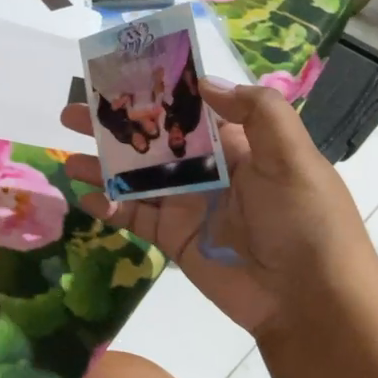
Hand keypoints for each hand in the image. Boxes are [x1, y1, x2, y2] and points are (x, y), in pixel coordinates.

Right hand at [61, 80, 376, 334]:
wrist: (309, 301)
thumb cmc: (307, 223)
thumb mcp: (295, 160)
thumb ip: (257, 114)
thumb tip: (205, 82)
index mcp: (239, 146)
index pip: (189, 110)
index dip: (155, 93)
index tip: (116, 76)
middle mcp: (208, 171)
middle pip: (152, 141)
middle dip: (113, 127)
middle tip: (71, 115)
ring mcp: (186, 205)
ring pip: (135, 178)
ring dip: (101, 167)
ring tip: (68, 160)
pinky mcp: (171, 237)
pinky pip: (133, 216)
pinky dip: (108, 207)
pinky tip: (86, 198)